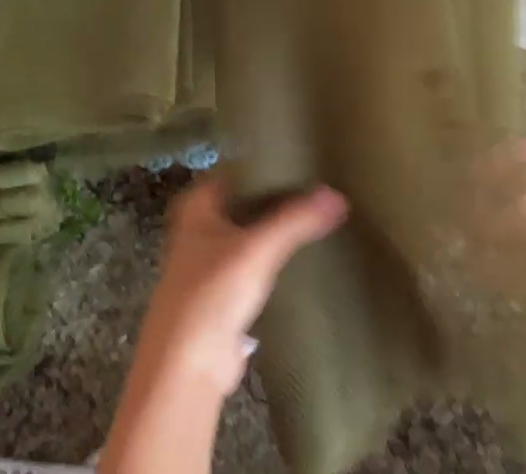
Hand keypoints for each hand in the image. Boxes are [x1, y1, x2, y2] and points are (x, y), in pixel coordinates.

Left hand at [134, 177, 348, 394]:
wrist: (186, 368)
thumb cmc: (212, 294)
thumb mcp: (259, 248)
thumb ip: (298, 220)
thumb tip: (338, 196)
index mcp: (196, 210)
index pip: (232, 172)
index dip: (262, 164)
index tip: (297, 157)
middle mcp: (196, 234)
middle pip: (241, 205)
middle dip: (273, 198)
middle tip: (315, 185)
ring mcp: (207, 269)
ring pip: (248, 238)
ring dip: (274, 232)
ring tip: (315, 218)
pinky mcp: (221, 300)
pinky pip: (254, 270)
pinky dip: (274, 263)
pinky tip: (302, 261)